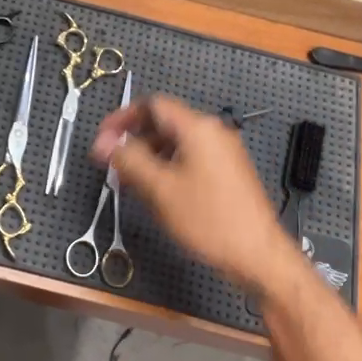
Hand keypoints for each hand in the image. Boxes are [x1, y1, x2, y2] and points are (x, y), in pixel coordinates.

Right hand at [91, 96, 306, 293]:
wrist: (258, 255)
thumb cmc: (208, 219)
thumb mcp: (160, 188)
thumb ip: (128, 159)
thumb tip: (103, 142)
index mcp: (197, 128)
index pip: (152, 105)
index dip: (122, 118)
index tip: (103, 140)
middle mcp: (212, 133)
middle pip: (163, 123)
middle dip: (133, 141)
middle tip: (111, 165)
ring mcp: (222, 153)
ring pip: (175, 144)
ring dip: (147, 157)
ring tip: (128, 183)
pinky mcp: (226, 173)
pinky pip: (188, 159)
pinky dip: (166, 168)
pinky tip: (155, 193)